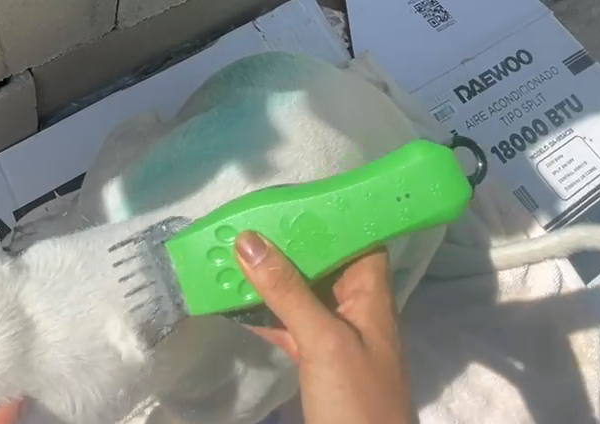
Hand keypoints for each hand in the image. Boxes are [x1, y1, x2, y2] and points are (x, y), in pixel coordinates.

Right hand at [235, 233, 412, 423]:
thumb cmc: (357, 403)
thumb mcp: (323, 341)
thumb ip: (286, 289)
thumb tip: (247, 238)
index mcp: (370, 295)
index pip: (356, 236)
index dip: (328, 214)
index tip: (288, 195)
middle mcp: (354, 308)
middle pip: (321, 261)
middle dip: (284, 241)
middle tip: (245, 218)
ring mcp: (335, 337)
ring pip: (300, 291)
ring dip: (268, 274)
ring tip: (229, 249)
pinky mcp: (316, 363)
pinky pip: (287, 323)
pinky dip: (262, 311)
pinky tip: (231, 299)